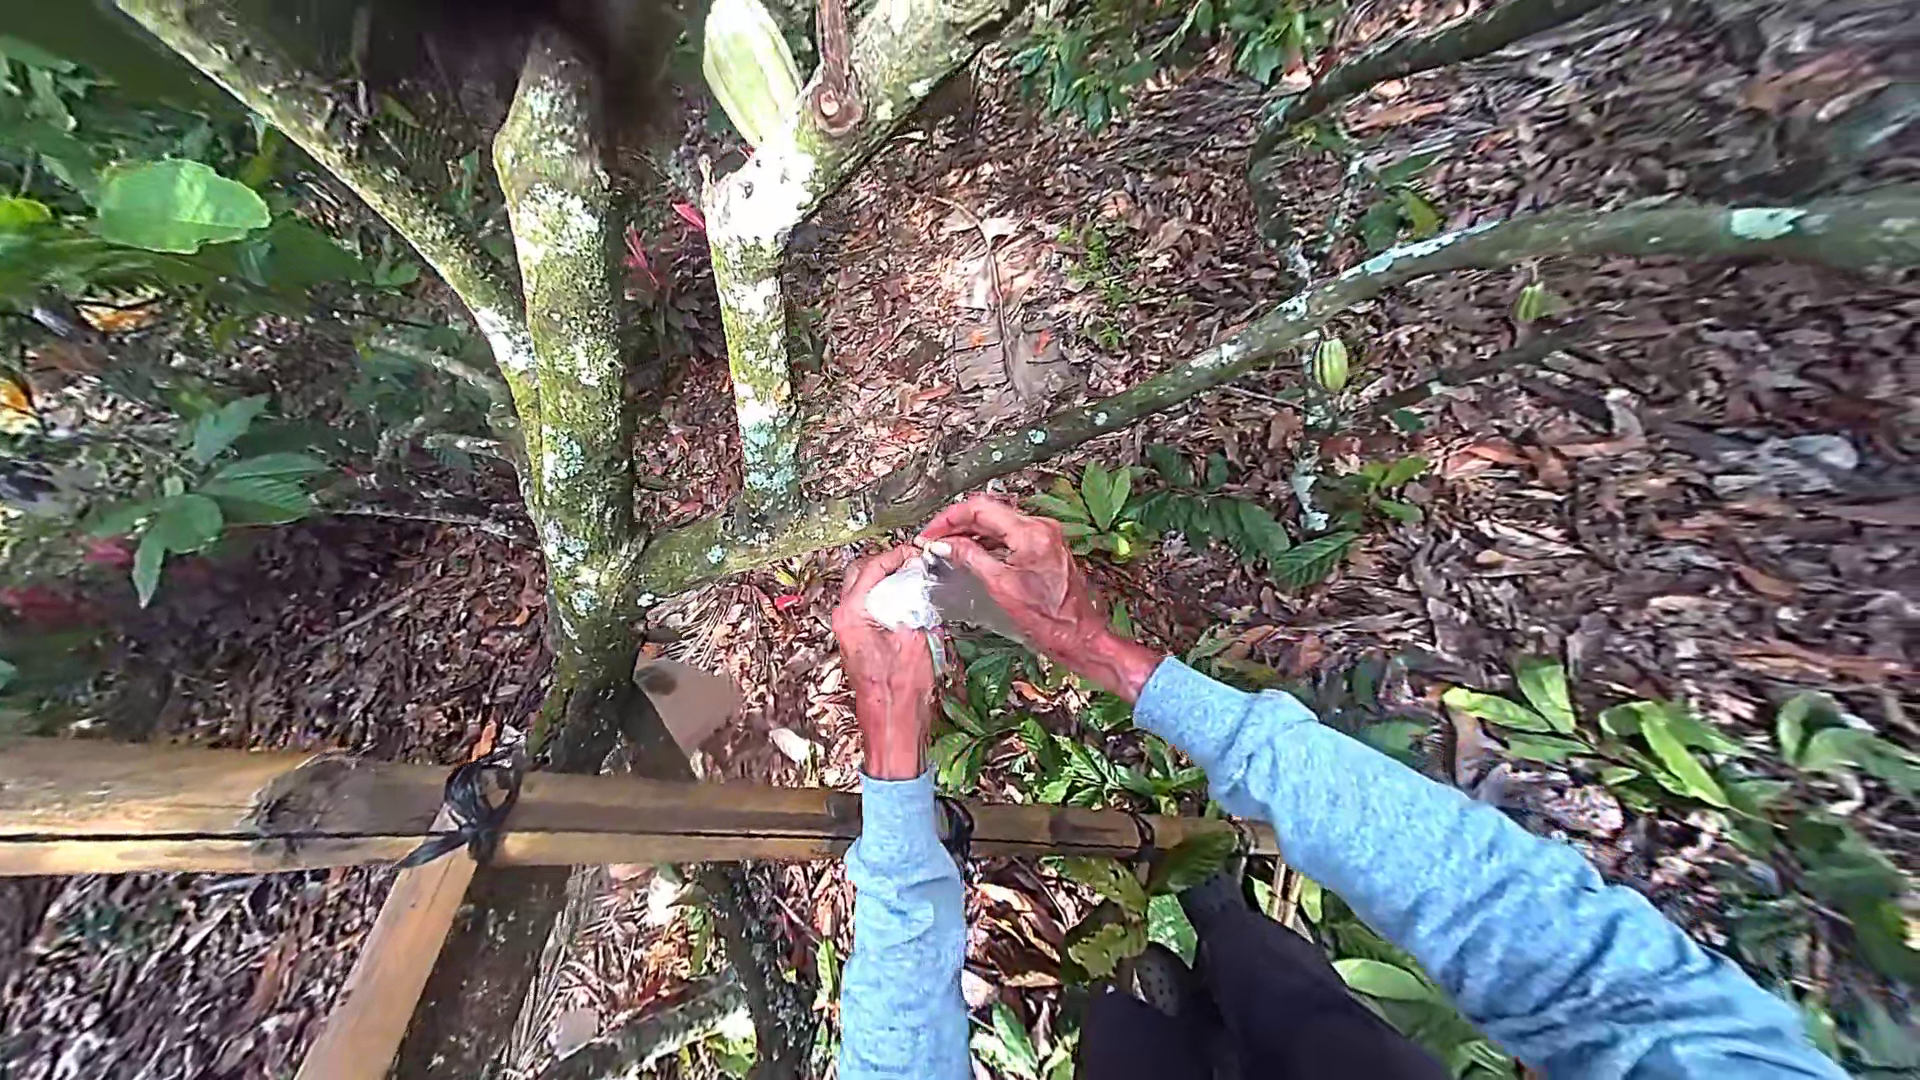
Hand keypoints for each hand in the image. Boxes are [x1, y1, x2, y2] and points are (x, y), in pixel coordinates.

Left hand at [832, 546, 937, 779]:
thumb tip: (920, 578)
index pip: (871, 567)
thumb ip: (915, 601)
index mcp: (852, 614)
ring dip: (888, 579)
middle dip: (888, 563)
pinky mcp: (859, 639)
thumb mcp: (916, 637)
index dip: (897, 555)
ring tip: (915, 577)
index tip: (917, 553)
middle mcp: (844, 618)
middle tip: (914, 562)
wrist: (894, 724)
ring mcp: (850, 629)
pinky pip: (870, 605)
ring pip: (865, 589)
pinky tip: (910, 599)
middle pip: (861, 573)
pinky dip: (888, 596)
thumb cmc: (901, 689)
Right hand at [918, 496, 1160, 701]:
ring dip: (970, 530)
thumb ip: (969, 557)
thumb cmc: (1047, 617)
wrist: (1077, 634)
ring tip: (947, 545)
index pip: (980, 508)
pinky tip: (971, 550)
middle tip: (934, 539)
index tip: (931, 532)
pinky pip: (1009, 533)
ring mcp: (1044, 534)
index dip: (949, 518)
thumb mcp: (999, 585)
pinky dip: (987, 539)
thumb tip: (944, 544)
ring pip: (997, 521)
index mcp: (1030, 533)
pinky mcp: (1045, 544)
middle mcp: (1040, 526)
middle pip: (988, 511)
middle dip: (957, 523)